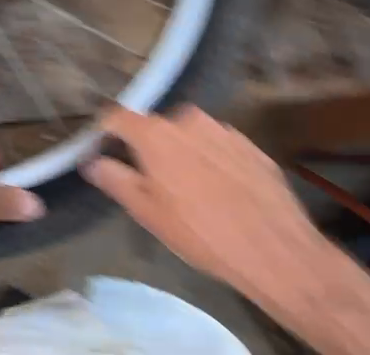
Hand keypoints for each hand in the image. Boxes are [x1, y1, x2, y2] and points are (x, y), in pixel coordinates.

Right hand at [84, 105, 331, 301]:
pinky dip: (214, 161)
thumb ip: (113, 179)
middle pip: (155, 126)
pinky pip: (220, 147)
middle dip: (149, 147)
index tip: (104, 152)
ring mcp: (224, 131)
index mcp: (154, 133)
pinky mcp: (253, 147)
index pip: (116, 116)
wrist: (279, 254)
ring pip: (190, 135)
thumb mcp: (147, 213)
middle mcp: (187, 120)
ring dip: (184, 152)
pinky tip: (224, 192)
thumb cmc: (202, 233)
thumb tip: (90, 160)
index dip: (106, 133)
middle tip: (154, 181)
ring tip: (193, 188)